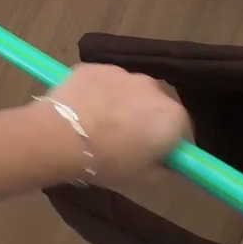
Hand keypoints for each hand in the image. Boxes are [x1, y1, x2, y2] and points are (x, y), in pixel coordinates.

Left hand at [44, 64, 189, 182]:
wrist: (62, 135)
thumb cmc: (110, 161)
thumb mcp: (147, 177)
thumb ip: (164, 167)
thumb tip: (163, 161)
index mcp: (172, 115)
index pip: (180, 127)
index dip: (167, 140)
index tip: (153, 150)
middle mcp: (151, 86)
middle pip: (153, 102)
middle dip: (143, 115)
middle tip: (124, 135)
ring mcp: (118, 72)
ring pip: (126, 88)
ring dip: (119, 100)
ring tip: (99, 119)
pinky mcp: (90, 65)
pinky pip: (100, 80)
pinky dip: (96, 89)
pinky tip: (82, 105)